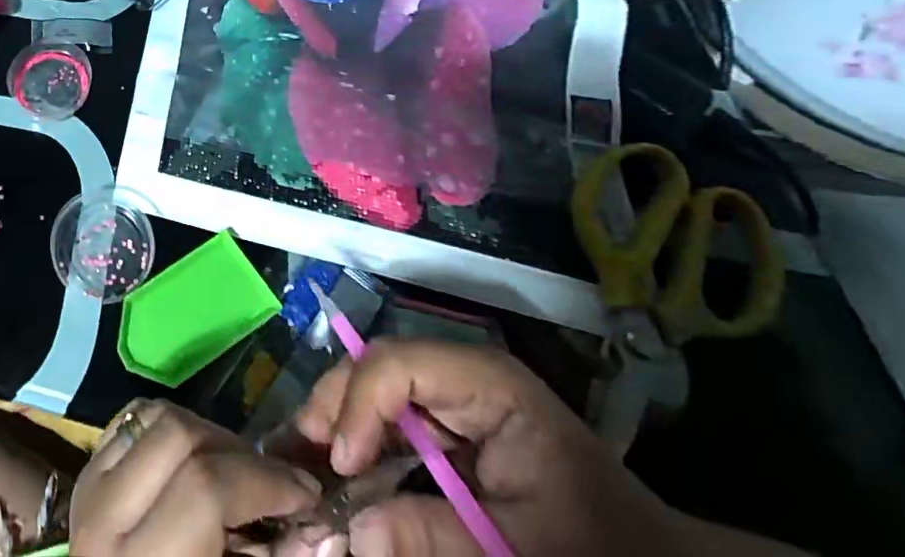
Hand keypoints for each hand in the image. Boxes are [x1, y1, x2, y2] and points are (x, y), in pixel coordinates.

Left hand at [71, 398, 323, 556]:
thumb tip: (325, 528)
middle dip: (236, 450)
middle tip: (274, 481)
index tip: (308, 495)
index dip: (264, 480)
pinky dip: (168, 431)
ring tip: (236, 470)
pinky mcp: (84, 477)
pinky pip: (128, 424)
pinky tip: (196, 462)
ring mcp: (88, 489)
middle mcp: (107, 517)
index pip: (203, 485)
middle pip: (175, 434)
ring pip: (149, 417)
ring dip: (202, 432)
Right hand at [295, 340, 686, 556]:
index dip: (359, 403)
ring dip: (335, 426)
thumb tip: (353, 534)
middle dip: (333, 409)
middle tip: (301, 458)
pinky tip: (334, 470)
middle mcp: (458, 376)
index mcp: (487, 384)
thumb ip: (439, 540)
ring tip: (305, 465)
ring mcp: (448, 398)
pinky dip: (355, 446)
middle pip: (372, 369)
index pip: (398, 365)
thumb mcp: (526, 551)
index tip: (342, 462)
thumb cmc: (602, 548)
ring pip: (368, 391)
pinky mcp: (442, 426)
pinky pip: (384, 422)